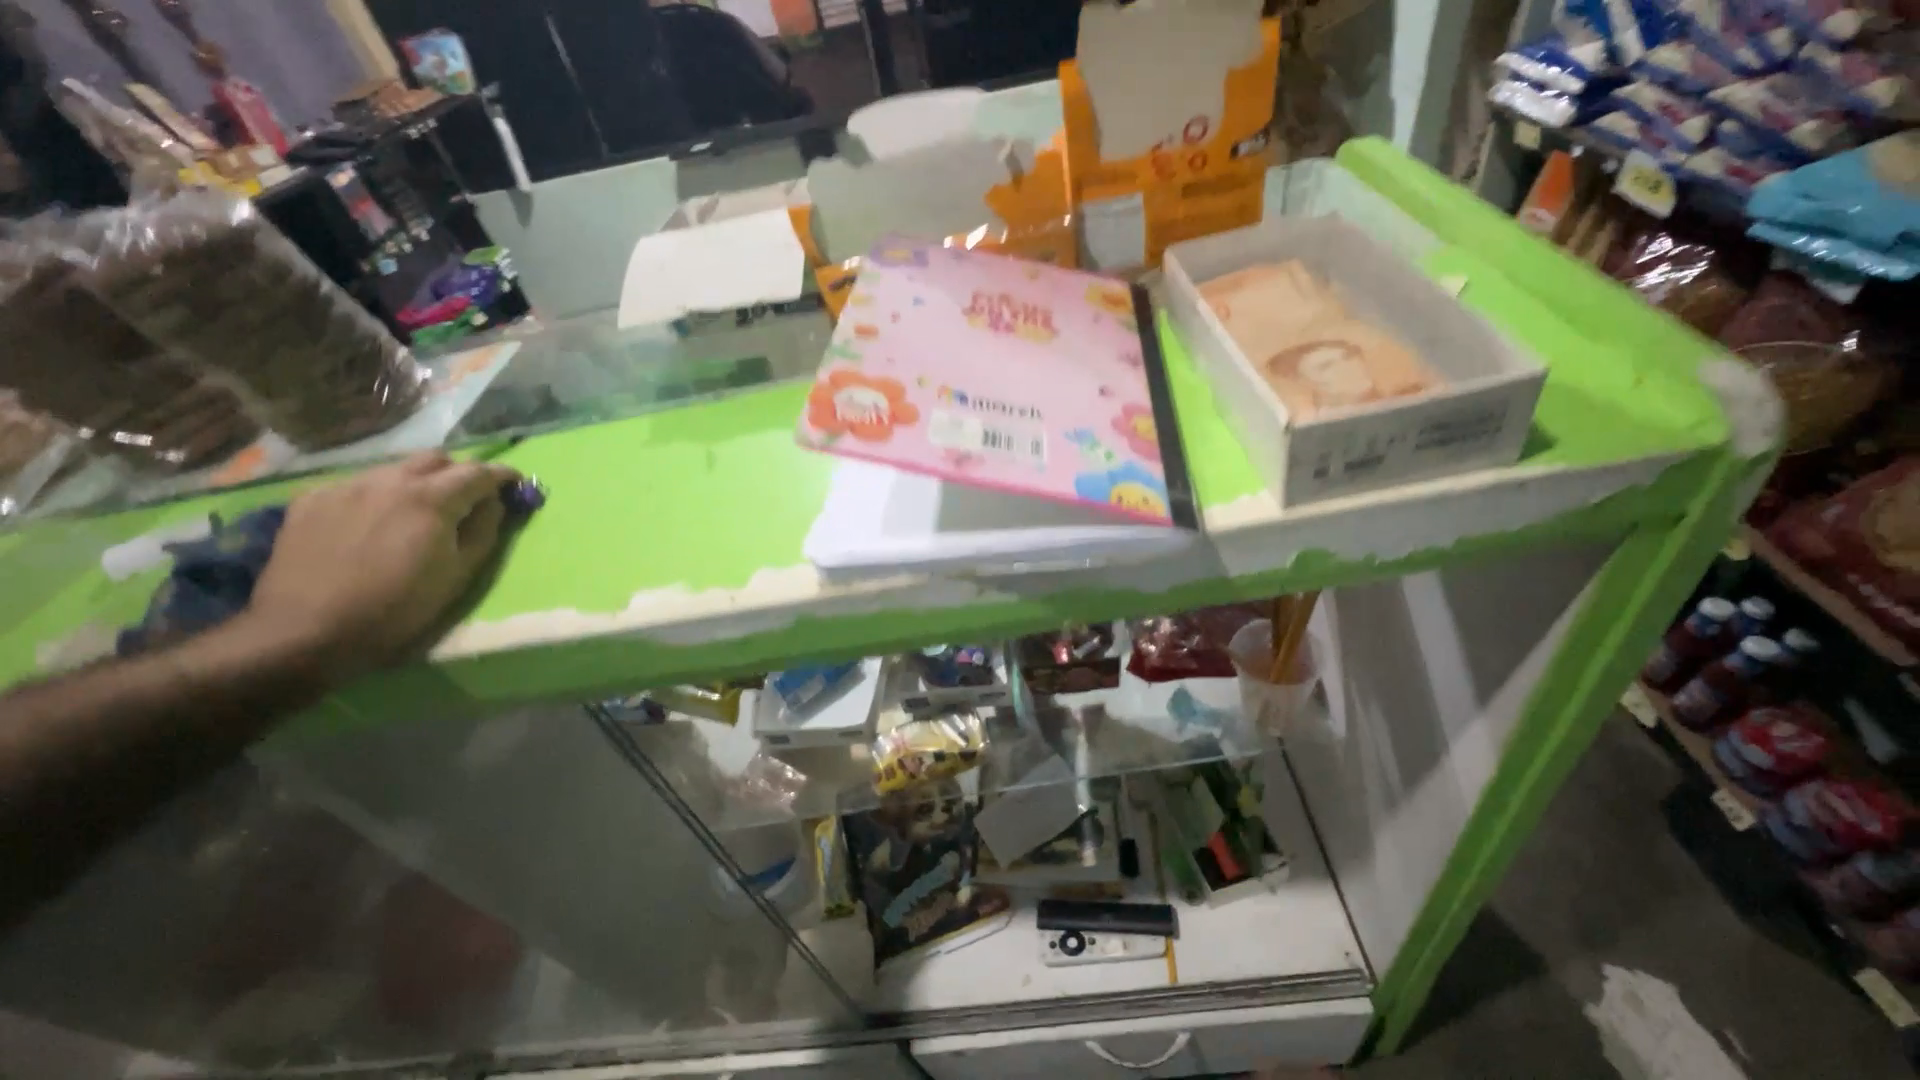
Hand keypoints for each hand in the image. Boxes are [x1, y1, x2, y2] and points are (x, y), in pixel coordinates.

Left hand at [241, 452, 520, 680]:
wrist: (306, 632)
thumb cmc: (396, 610)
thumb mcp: (458, 576)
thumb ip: (484, 530)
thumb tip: (494, 502)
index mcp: (431, 499)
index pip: (478, 471)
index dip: (502, 475)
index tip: (514, 482)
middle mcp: (388, 480)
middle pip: (435, 458)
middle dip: (457, 473)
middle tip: (464, 499)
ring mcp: (345, 486)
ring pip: (393, 469)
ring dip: (415, 483)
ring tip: (412, 513)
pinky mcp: (311, 499)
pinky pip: (356, 485)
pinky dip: (375, 497)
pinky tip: (369, 526)